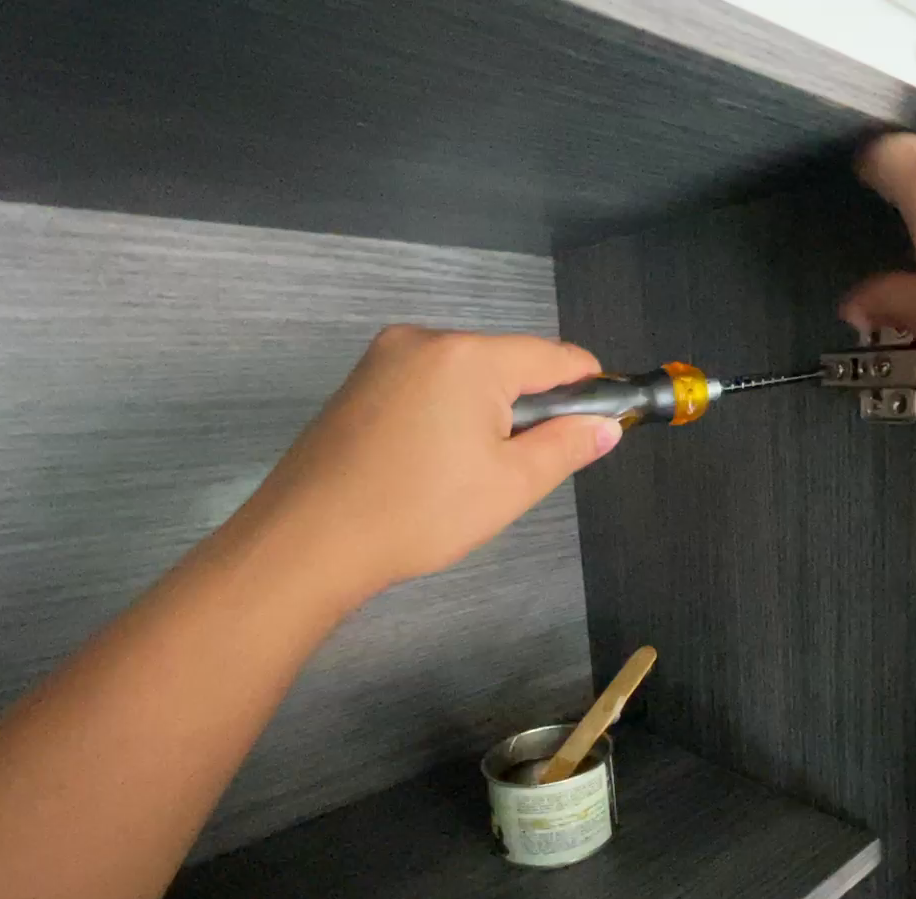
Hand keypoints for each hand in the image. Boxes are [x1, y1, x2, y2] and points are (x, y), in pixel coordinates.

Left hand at [240, 326, 620, 600]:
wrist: (308, 541)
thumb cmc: (422, 512)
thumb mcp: (512, 484)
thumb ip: (567, 446)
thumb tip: (607, 426)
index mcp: (469, 356)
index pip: (554, 356)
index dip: (589, 387)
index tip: (604, 422)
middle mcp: (425, 339)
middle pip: (508, 363)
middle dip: (532, 406)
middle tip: (528, 465)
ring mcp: (386, 357)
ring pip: (468, 375)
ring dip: (492, 411)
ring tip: (476, 471)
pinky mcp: (361, 382)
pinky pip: (430, 385)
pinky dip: (452, 413)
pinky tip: (438, 461)